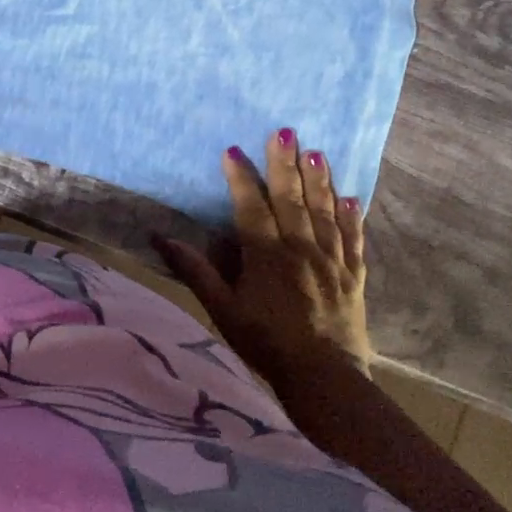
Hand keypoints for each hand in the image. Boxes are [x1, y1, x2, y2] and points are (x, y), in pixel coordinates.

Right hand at [154, 128, 372, 385]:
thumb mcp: (222, 308)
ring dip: (320, 181)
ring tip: (316, 152)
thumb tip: (158, 238)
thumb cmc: (265, 342)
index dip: (241, 177)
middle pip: (293, 200)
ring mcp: (331, 262)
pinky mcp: (353, 278)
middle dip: (286, 164)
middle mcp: (302, 251)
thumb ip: (195, 270)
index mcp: (267, 256)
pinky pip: (353, 240)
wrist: (326, 379)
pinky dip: (352, 217)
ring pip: (326, 213)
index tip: (233, 149)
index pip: (252, 206)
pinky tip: (350, 197)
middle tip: (286, 132)